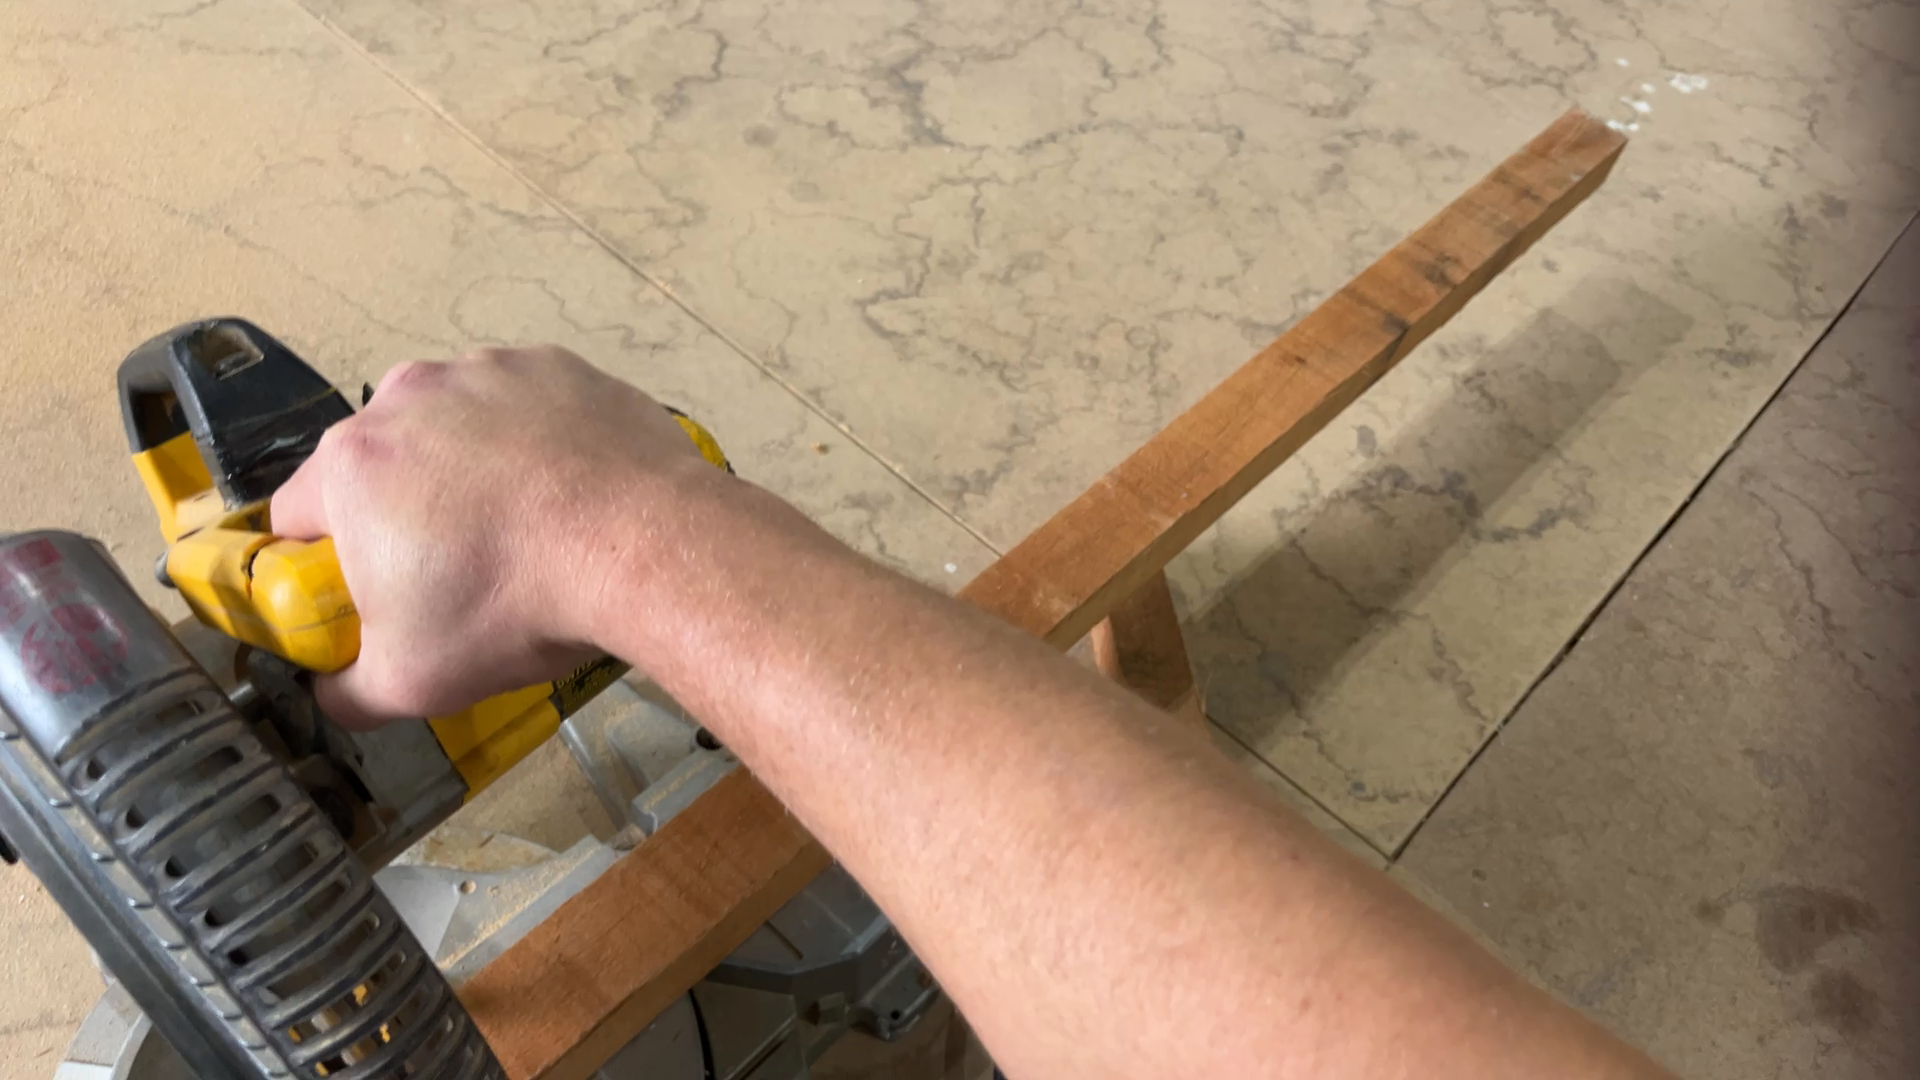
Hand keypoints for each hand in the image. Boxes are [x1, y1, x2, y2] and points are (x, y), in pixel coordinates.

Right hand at [270, 346, 714, 726]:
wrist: (650, 548)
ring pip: (467, 424)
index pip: (305, 517)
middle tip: (480, 557)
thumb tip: (331, 692)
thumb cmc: (523, 607)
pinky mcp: (569, 369)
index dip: (336, 561)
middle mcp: (415, 393)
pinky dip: (551, 435)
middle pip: (391, 461)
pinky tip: (584, 481)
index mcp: (353, 462)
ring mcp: (500, 372)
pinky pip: (539, 404)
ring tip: (544, 517)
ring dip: (486, 461)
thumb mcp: (414, 680)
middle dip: (418, 505)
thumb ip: (347, 691)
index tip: (388, 588)